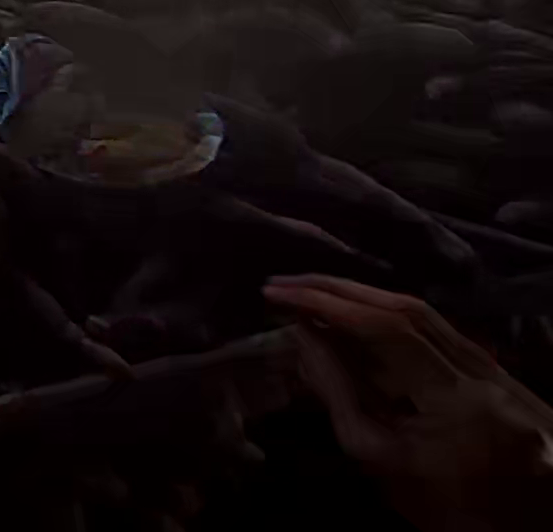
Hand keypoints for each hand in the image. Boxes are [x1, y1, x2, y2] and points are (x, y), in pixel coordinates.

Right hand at [265, 274, 552, 531]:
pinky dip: (388, 318)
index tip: (272, 292)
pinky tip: (354, 317)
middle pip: (408, 312)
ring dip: (360, 297)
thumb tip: (299, 330)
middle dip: (336, 290)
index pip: (385, 329)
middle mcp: (499, 388)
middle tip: (283, 283)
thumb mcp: (369, 449)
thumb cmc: (437, 505)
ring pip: (428, 318)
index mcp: (464, 407)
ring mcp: (516, 387)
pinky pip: (442, 336)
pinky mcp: (515, 388)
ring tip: (309, 292)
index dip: (322, 302)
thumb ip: (332, 385)